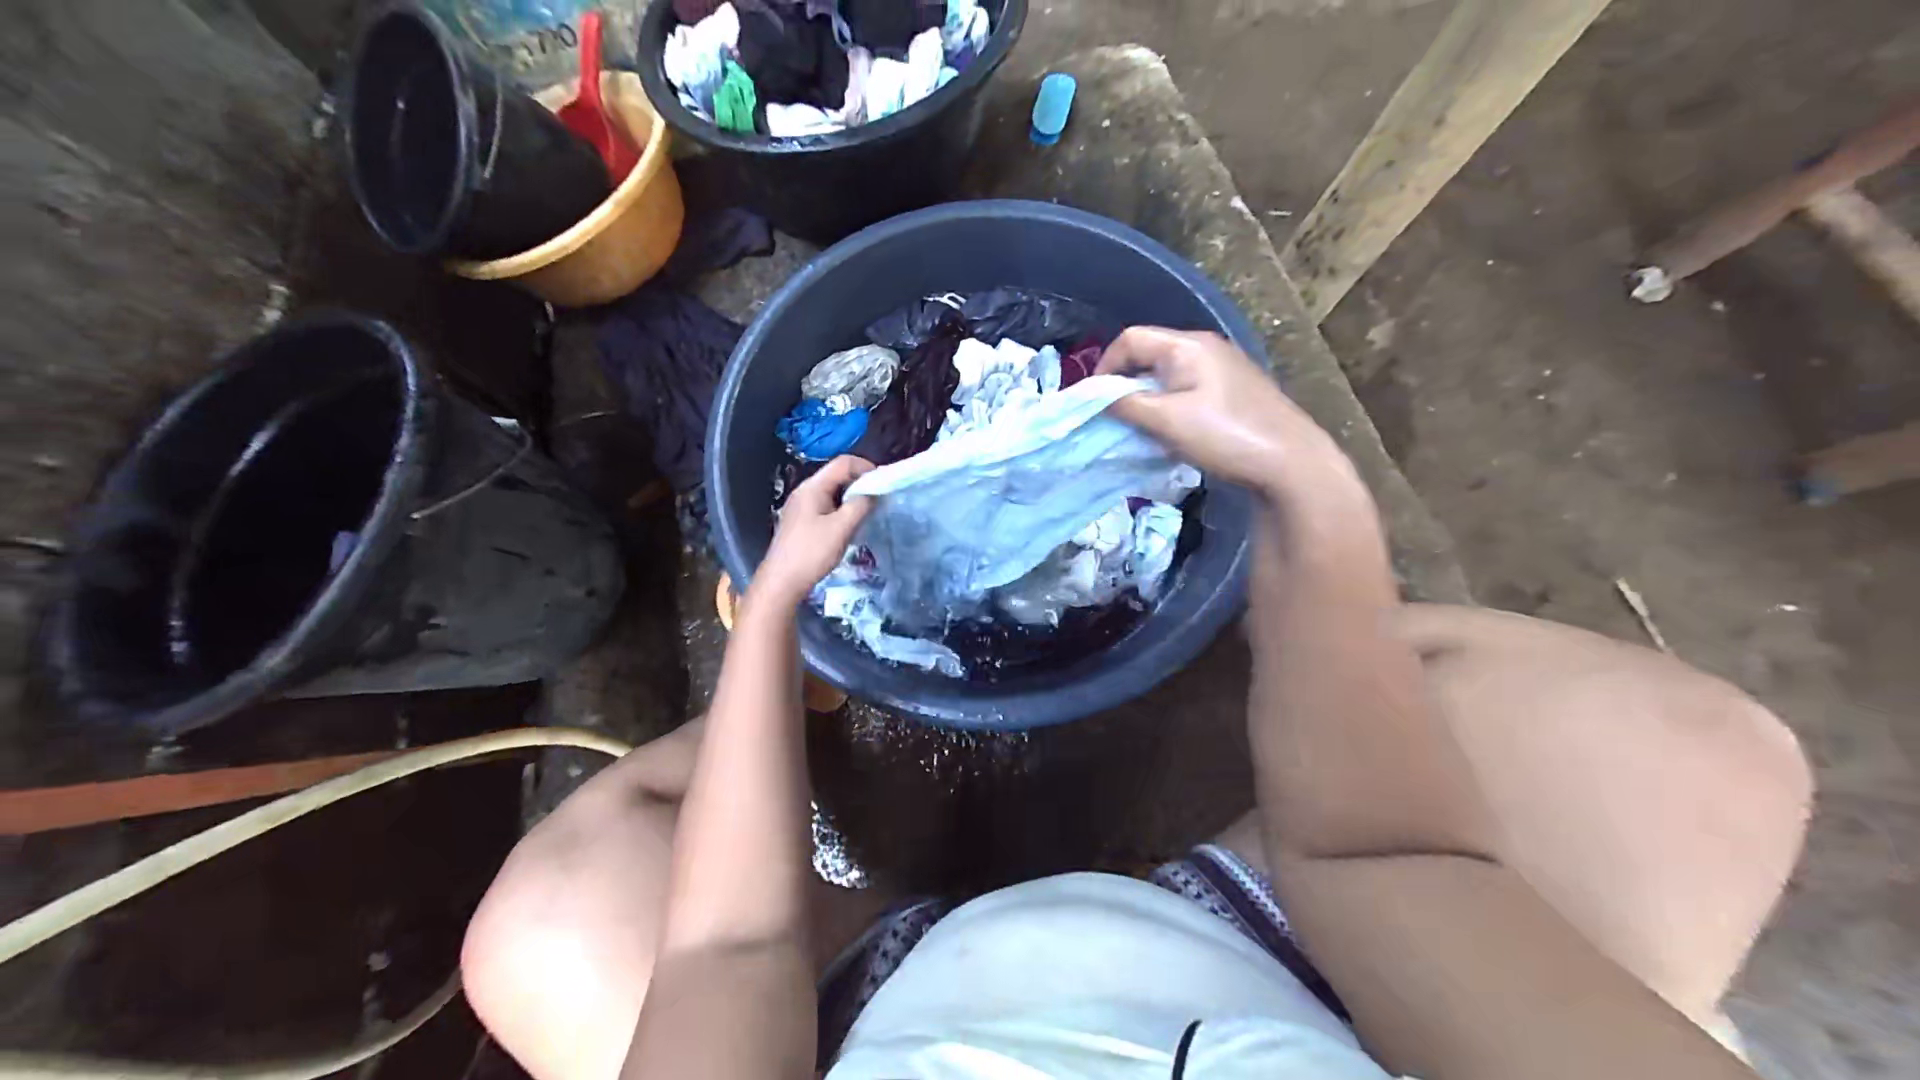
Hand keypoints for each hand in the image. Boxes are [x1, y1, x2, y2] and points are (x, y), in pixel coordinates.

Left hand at [751, 455, 874, 606]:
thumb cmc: (811, 553)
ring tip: (868, 513)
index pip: (843, 463)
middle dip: (861, 483)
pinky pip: (826, 506)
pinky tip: (850, 525)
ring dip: (852, 498)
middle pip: (837, 476)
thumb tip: (875, 492)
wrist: (782, 582)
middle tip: (879, 499)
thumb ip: (860, 506)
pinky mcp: (802, 521)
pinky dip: (842, 509)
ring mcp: (801, 507)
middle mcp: (805, 491)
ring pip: (833, 492)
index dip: (866, 468)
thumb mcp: (841, 528)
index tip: (884, 484)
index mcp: (813, 487)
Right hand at [1097, 327, 1346, 498]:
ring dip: (1145, 396)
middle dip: (1124, 382)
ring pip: (1167, 373)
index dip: (1105, 365)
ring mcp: (1222, 368)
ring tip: (1139, 426)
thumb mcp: (1167, 420)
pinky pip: (1186, 388)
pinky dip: (1167, 404)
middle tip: (1113, 416)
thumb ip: (1126, 405)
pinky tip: (1170, 431)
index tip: (1094, 399)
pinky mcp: (1232, 390)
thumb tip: (1096, 398)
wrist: (1290, 461)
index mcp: (1187, 345)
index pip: (1130, 339)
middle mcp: (1205, 347)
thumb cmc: (1225, 435)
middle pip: (1149, 353)